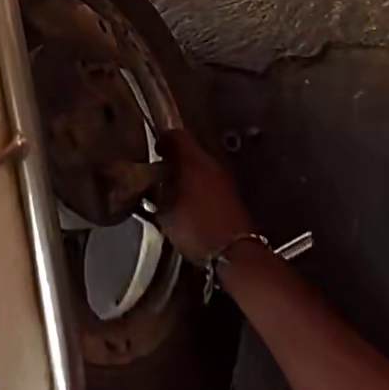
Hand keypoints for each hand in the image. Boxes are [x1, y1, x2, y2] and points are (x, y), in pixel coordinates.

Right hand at [153, 129, 257, 263]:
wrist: (235, 253)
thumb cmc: (197, 228)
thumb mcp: (166, 214)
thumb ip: (156, 196)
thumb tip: (153, 190)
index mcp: (193, 160)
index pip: (177, 136)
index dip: (163, 140)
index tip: (156, 149)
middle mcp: (211, 163)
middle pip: (190, 149)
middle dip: (175, 158)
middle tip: (161, 170)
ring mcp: (224, 178)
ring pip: (201, 165)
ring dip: (188, 172)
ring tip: (174, 188)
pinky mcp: (232, 195)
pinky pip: (210, 180)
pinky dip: (199, 184)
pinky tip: (190, 202)